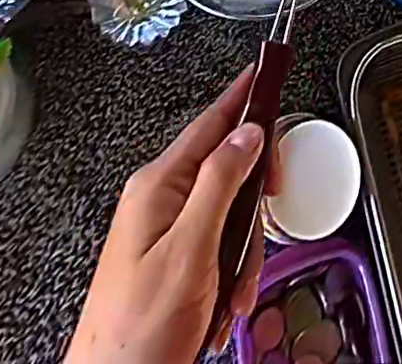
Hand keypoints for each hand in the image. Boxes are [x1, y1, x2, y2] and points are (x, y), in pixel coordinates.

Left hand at [66, 67, 268, 363]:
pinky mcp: (171, 253)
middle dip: (250, 206)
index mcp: (159, 183)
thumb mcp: (190, 250)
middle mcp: (160, 195)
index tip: (260, 73)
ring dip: (240, 252)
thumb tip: (247, 133)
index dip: (239, 97)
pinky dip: (228, 270)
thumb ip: (220, 183)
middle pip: (225, 170)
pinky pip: (215, 242)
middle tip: (262, 229)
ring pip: (226, 212)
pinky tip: (221, 302)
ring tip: (231, 292)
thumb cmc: (139, 327)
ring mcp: (165, 225)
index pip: (209, 123)